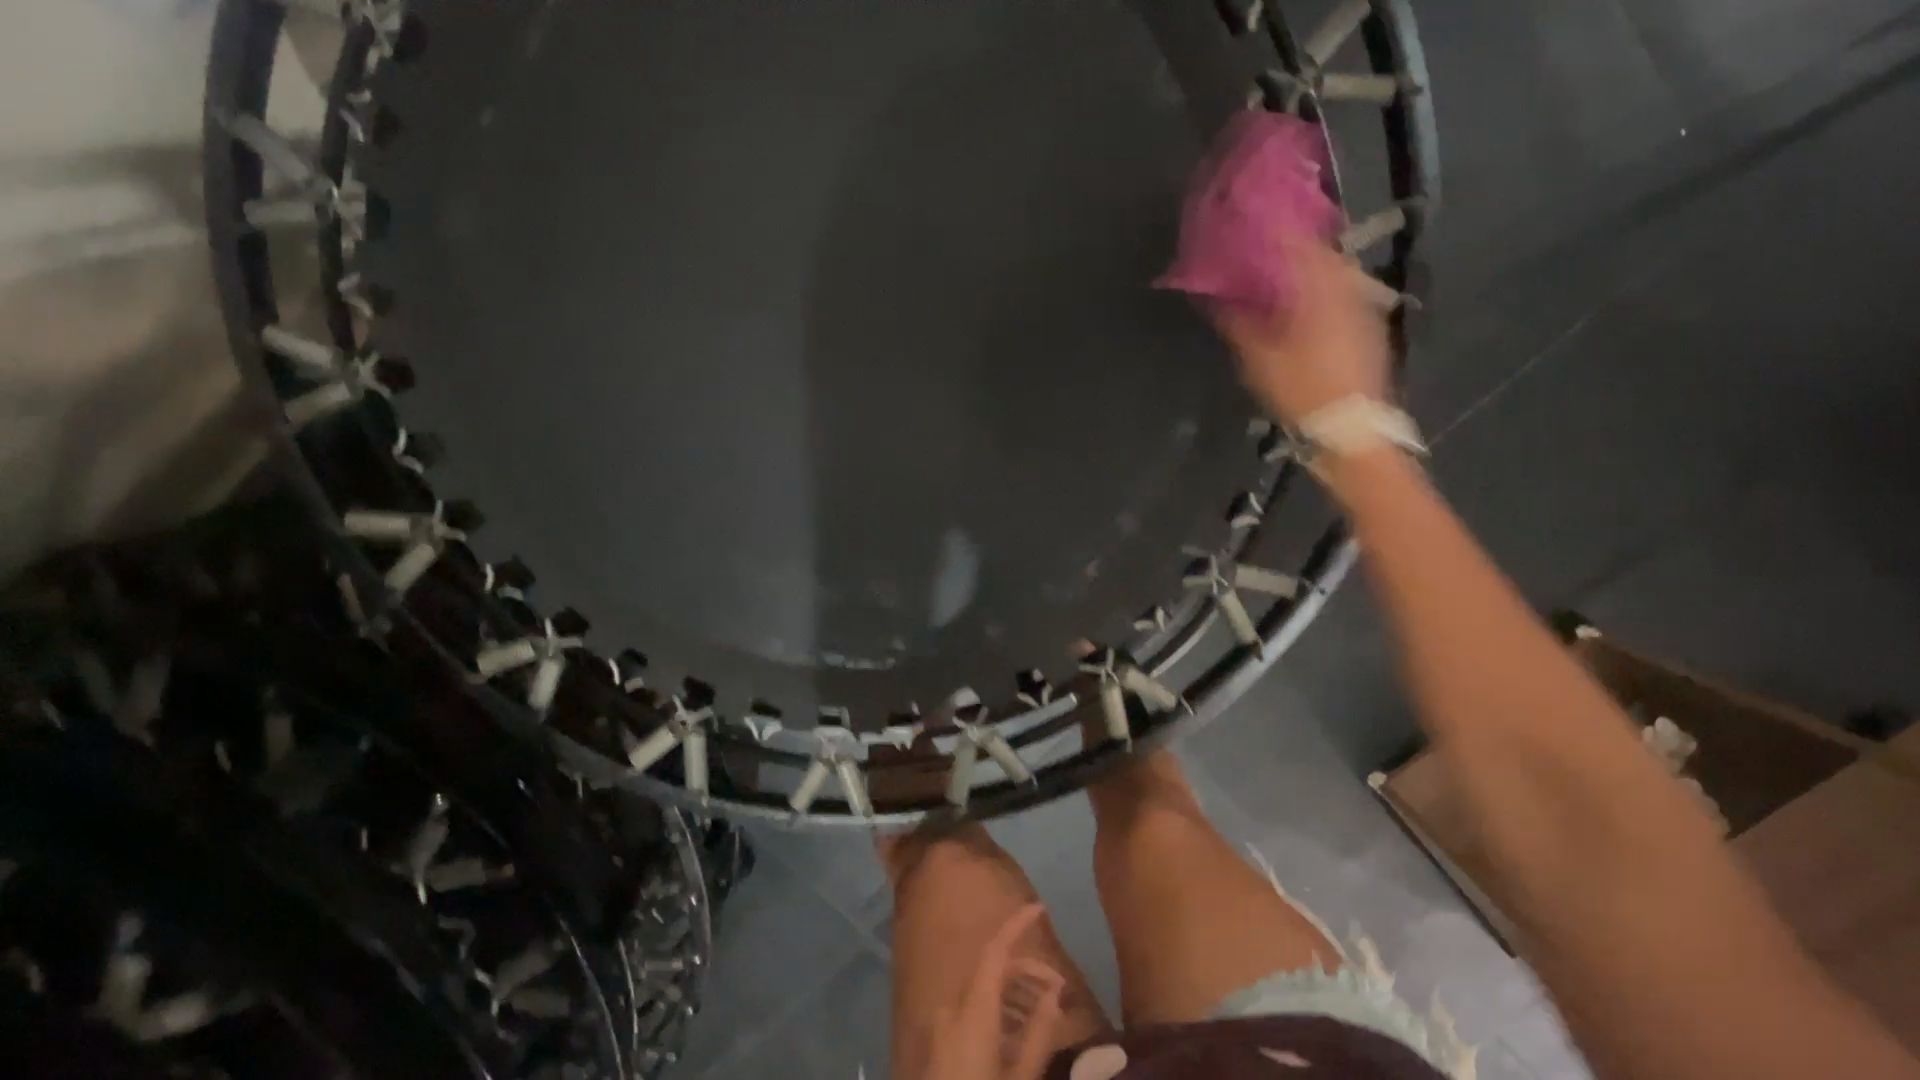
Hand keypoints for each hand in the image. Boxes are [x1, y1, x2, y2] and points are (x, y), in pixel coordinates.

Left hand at [921, 905, 1068, 1079]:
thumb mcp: (1021, 1076)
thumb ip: (1040, 1032)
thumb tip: (1055, 992)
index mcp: (972, 1011)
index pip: (995, 951)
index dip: (1016, 925)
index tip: (1039, 908)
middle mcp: (951, 1009)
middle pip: (991, 972)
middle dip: (1026, 972)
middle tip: (1061, 987)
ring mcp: (940, 1027)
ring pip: (980, 993)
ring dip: (1012, 995)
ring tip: (1045, 1012)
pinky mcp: (937, 1045)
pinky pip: (968, 1013)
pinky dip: (994, 1013)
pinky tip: (1016, 1033)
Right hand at [1214, 236, 1392, 424]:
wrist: (1354, 429)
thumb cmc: (1302, 391)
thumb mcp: (1258, 360)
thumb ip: (1237, 321)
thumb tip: (1215, 295)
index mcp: (1318, 289)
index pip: (1296, 241)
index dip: (1273, 225)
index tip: (1250, 216)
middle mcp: (1346, 287)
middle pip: (1319, 251)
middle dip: (1292, 242)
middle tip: (1264, 243)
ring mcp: (1363, 306)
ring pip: (1333, 270)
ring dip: (1308, 265)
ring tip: (1281, 269)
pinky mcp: (1368, 326)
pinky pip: (1342, 291)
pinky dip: (1322, 286)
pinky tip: (1304, 300)